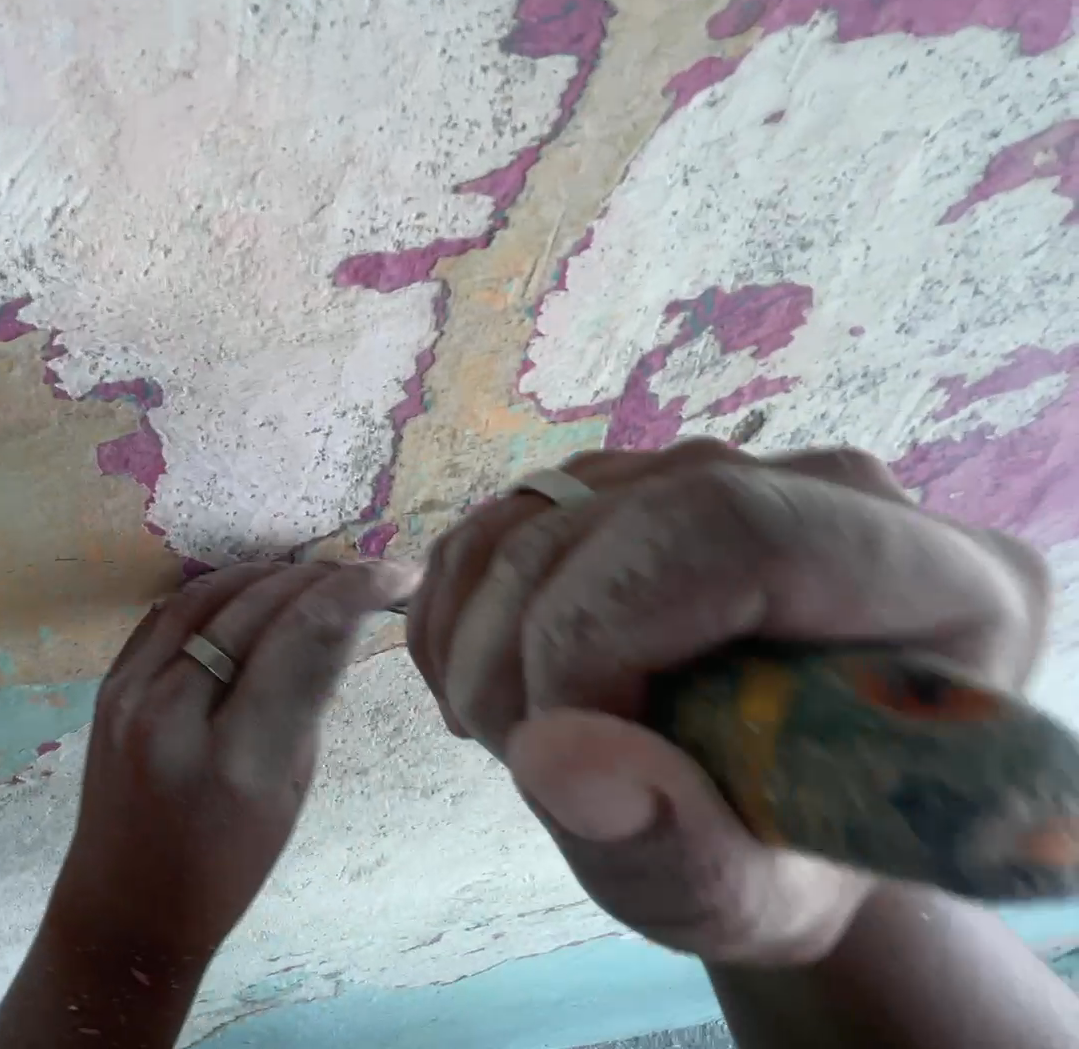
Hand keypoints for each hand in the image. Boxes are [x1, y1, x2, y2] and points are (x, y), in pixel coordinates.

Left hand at [47, 559, 419, 958]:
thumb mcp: (289, 789)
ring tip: (308, 575)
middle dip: (317, 578)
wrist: (126, 903)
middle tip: (357, 572)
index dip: (356, 592)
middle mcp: (175, 711)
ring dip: (264, 574)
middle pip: (255, 608)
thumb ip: (306, 699)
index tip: (395, 573)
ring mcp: (129, 691)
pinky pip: (167, 614)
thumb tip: (334, 622)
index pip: (304, 639)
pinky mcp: (108, 683)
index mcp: (236, 756)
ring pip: (205, 597)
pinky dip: (214, 592)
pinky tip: (247, 591)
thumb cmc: (224, 868)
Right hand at [403, 441, 1049, 964]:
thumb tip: (553, 756)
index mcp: (927, 577)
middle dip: (506, 654)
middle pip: (585, 525)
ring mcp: (688, 476)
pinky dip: (446, 619)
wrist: (744, 806)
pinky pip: (478, 533)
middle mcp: (805, 489)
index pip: (721, 529)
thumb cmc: (773, 856)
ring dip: (468, 643)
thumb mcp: (743, 897)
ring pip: (511, 524)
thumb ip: (669, 844)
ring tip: (507, 730)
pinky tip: (477, 685)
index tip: (559, 741)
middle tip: (514, 757)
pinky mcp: (600, 490)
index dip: (599, 628)